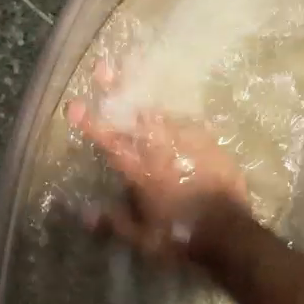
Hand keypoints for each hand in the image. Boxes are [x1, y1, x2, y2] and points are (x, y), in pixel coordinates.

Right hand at [65, 63, 250, 260]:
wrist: (229, 233)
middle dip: (117, 89)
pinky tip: (172, 103)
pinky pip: (189, 121)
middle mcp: (161, 150)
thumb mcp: (143, 238)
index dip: (91, 123)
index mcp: (140, 172)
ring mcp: (187, 142)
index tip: (74, 105)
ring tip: (135, 67)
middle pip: (135, 114)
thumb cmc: (181, 238)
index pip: (110, 142)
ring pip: (162, 111)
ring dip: (146, 92)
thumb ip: (114, 221)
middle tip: (102, 65)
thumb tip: (84, 212)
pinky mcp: (209, 143)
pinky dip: (176, 112)